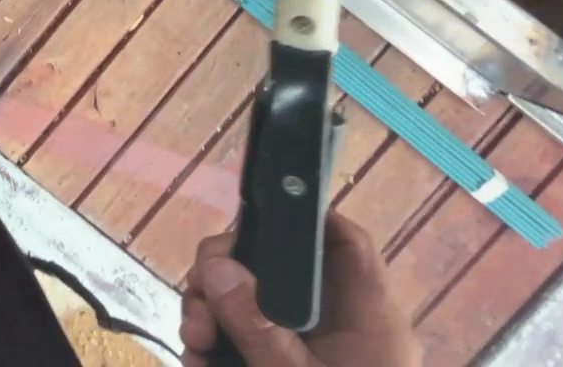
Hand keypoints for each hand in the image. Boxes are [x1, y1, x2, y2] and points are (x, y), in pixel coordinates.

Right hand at [180, 213, 420, 366]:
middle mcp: (341, 321)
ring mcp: (315, 343)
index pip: (346, 242)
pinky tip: (201, 359)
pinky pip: (247, 329)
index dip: (306, 211)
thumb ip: (257, 324)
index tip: (253, 211)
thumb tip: (217, 264)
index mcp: (367, 320)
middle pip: (274, 262)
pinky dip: (219, 338)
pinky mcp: (293, 361)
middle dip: (221, 276)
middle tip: (198, 311)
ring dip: (211, 311)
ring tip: (195, 346)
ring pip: (250, 295)